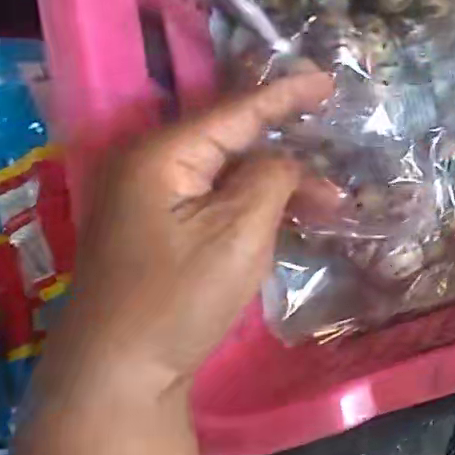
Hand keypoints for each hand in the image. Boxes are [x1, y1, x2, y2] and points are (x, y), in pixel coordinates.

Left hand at [49, 71, 335, 385]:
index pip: (237, 111)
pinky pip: (219, 200)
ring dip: (280, 183)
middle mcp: (152, 167)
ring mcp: (153, 201)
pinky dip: (259, 205)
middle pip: (233, 139)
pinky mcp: (161, 232)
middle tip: (336, 142)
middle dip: (289, 144)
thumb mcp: (238, 231)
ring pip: (230, 174)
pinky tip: (292, 215)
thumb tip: (288, 162)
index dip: (287, 94)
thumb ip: (272, 179)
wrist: (118, 375)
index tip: (328, 79)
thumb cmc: (178, 297)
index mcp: (163, 155)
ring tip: (330, 200)